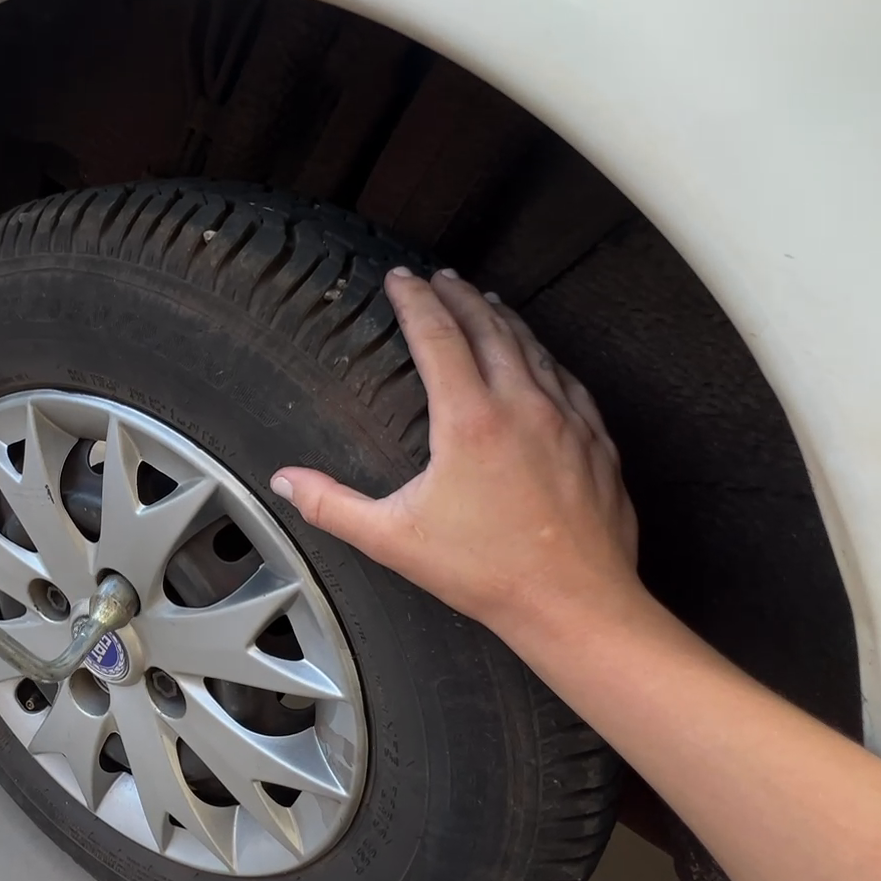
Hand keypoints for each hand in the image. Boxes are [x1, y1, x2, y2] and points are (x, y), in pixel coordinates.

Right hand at [270, 267, 638, 636]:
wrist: (575, 604)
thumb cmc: (485, 571)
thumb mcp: (391, 539)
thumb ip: (330, 505)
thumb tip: (285, 481)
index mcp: (469, 421)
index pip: (438, 337)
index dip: (415, 301)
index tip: (400, 277)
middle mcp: (522, 407)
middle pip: (488, 328)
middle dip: (459, 295)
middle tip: (439, 276)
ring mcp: (567, 420)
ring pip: (532, 347)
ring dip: (502, 318)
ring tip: (484, 300)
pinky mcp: (596, 441)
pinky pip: (568, 379)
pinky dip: (544, 354)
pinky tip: (538, 355)